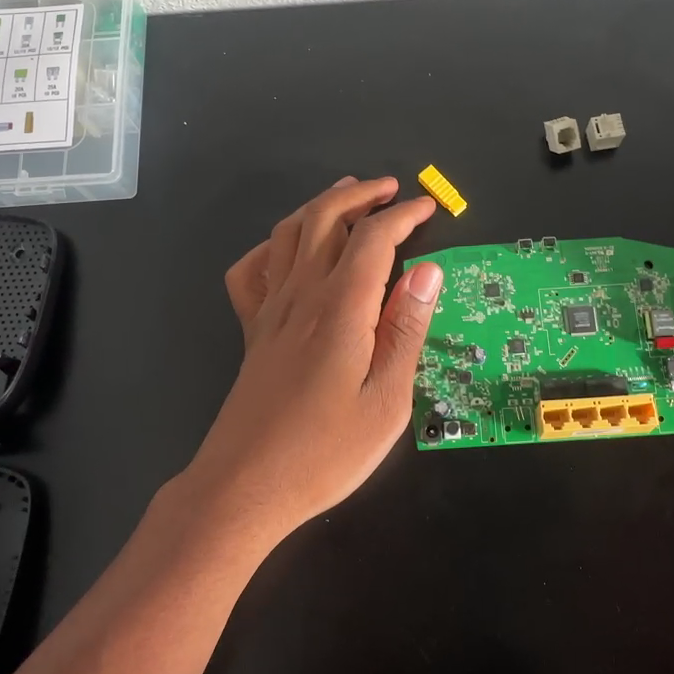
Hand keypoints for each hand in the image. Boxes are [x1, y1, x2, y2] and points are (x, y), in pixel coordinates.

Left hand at [182, 176, 443, 539]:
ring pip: (289, 234)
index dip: (402, 216)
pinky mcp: (252, 331)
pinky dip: (273, 246)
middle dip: (360, 195)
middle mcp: (301, 296)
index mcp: (340, 308)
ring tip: (347, 196)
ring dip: (320, 206)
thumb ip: (406, 330)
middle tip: (391, 188)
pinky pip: (253, 270)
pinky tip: (289, 250)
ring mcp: (270, 310)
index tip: (427, 208)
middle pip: (324, 219)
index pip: (373, 239)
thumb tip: (427, 271)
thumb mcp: (387, 400)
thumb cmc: (326, 451)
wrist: (246, 485)